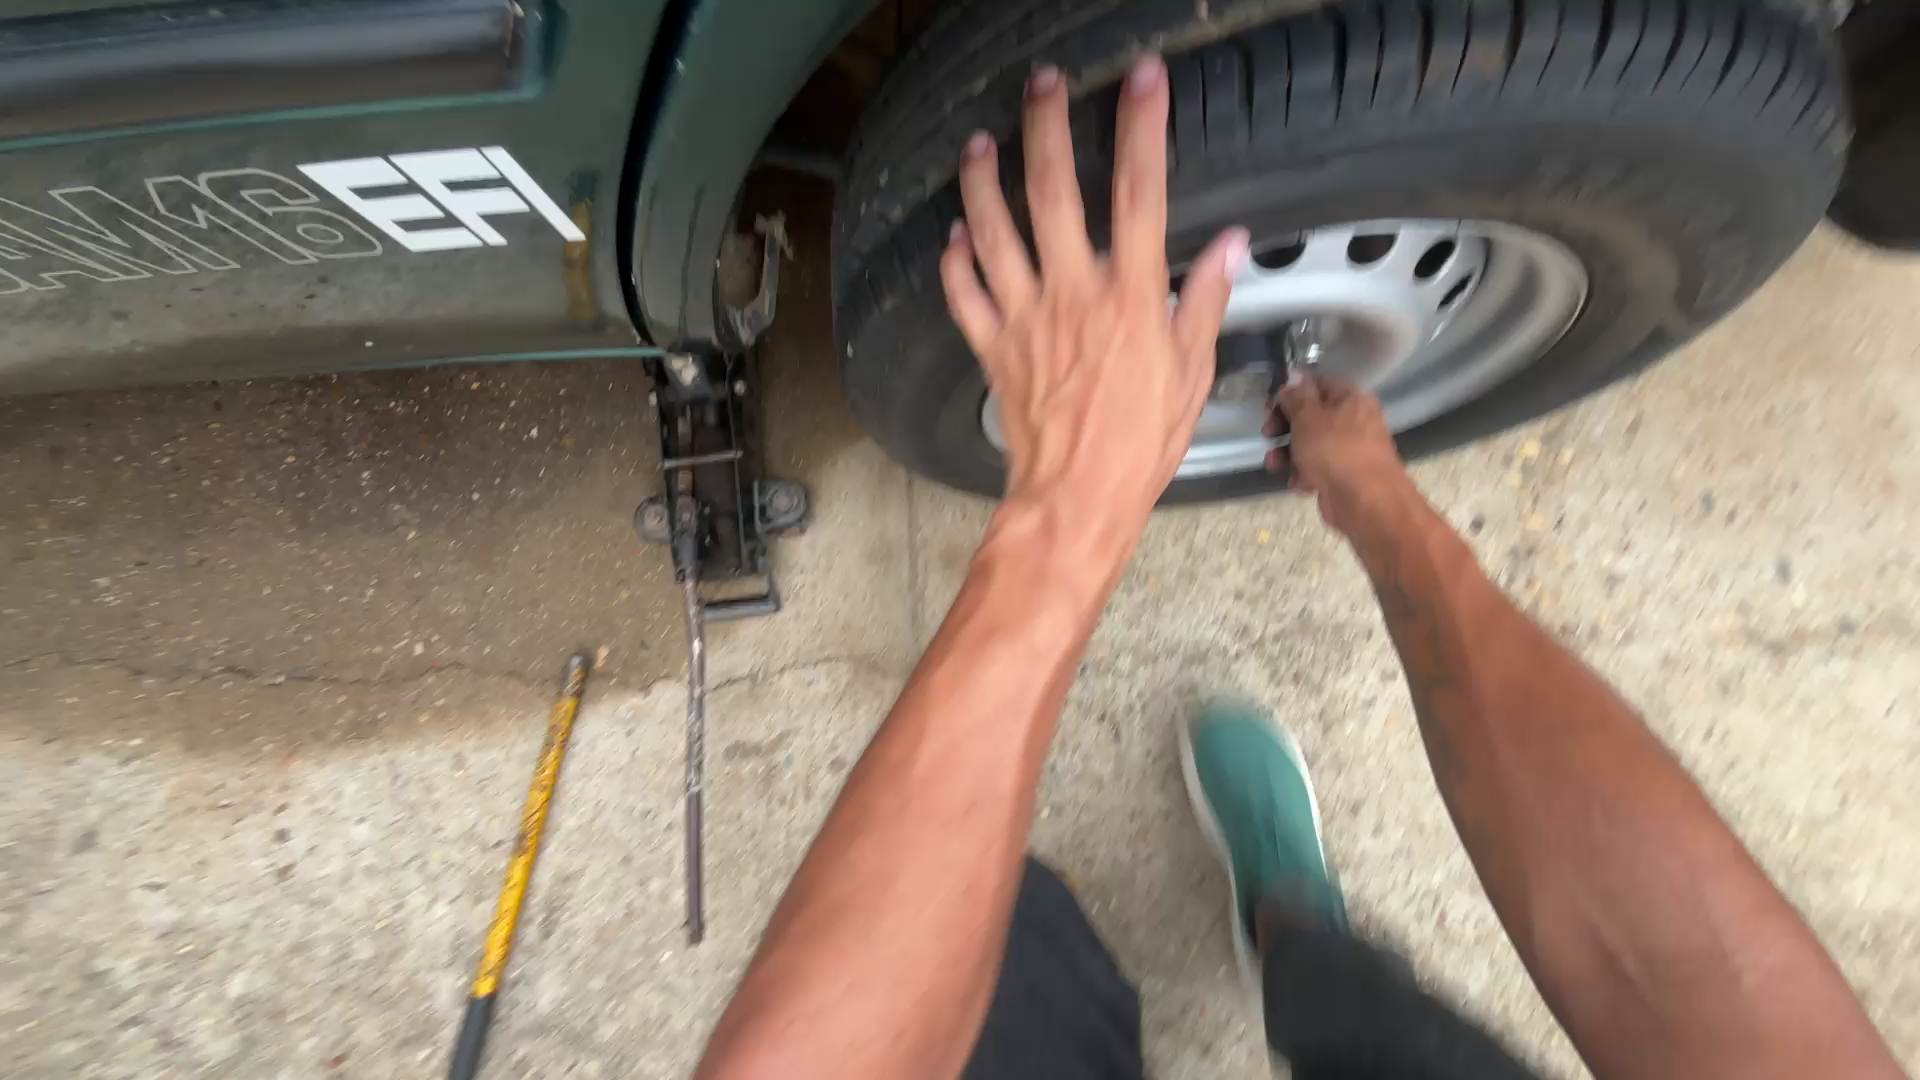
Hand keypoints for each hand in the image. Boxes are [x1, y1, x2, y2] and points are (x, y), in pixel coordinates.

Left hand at [940, 55, 1248, 554]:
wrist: (1077, 496)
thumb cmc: (1138, 444)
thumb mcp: (1191, 375)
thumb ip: (1206, 303)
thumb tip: (1231, 248)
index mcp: (1131, 298)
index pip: (1141, 193)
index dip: (1143, 128)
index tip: (1143, 81)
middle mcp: (1072, 296)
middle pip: (1054, 194)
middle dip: (1047, 128)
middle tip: (1041, 85)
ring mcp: (1025, 321)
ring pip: (994, 235)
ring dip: (984, 184)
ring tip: (979, 145)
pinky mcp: (994, 351)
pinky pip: (965, 298)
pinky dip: (954, 265)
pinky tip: (953, 239)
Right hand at [1267, 373, 1418, 538]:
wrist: (1365, 500)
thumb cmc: (1334, 450)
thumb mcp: (1308, 417)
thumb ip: (1297, 396)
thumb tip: (1294, 376)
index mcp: (1351, 399)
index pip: (1318, 384)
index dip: (1291, 393)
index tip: (1270, 406)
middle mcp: (1354, 420)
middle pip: (1312, 416)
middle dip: (1284, 427)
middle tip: (1268, 435)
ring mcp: (1350, 449)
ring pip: (1311, 444)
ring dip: (1287, 454)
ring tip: (1275, 466)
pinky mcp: (1344, 474)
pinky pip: (1317, 467)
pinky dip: (1303, 474)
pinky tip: (1298, 484)